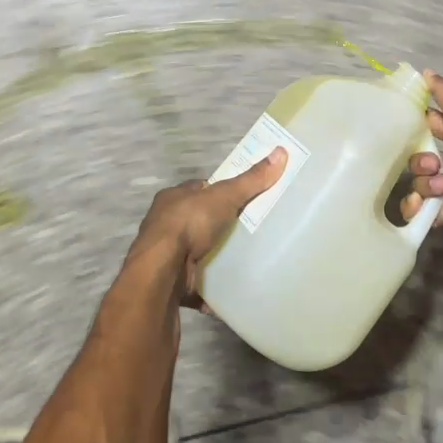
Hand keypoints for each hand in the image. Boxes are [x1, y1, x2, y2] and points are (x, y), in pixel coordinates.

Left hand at [129, 148, 286, 302]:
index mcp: (172, 198)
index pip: (199, 190)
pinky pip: (193, 282)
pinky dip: (208, 287)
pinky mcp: (169, 281)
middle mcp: (164, 224)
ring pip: (193, 252)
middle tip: (247, 231)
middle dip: (217, 227)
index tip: (242, 200)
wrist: (162, 271)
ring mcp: (165, 254)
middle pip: (197, 221)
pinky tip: (227, 291)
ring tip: (242, 260)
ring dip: (212, 257)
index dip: (220, 193)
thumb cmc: (189, 223)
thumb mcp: (225, 196)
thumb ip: (251, 179)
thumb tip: (281, 151)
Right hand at [399, 71, 442, 233]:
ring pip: (417, 182)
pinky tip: (423, 203)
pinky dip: (415, 207)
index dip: (418, 125)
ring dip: (425, 182)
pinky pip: (416, 210)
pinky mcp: (439, 212)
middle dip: (420, 160)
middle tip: (433, 164)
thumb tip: (427, 70)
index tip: (403, 120)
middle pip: (419, 158)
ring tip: (442, 185)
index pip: (431, 129)